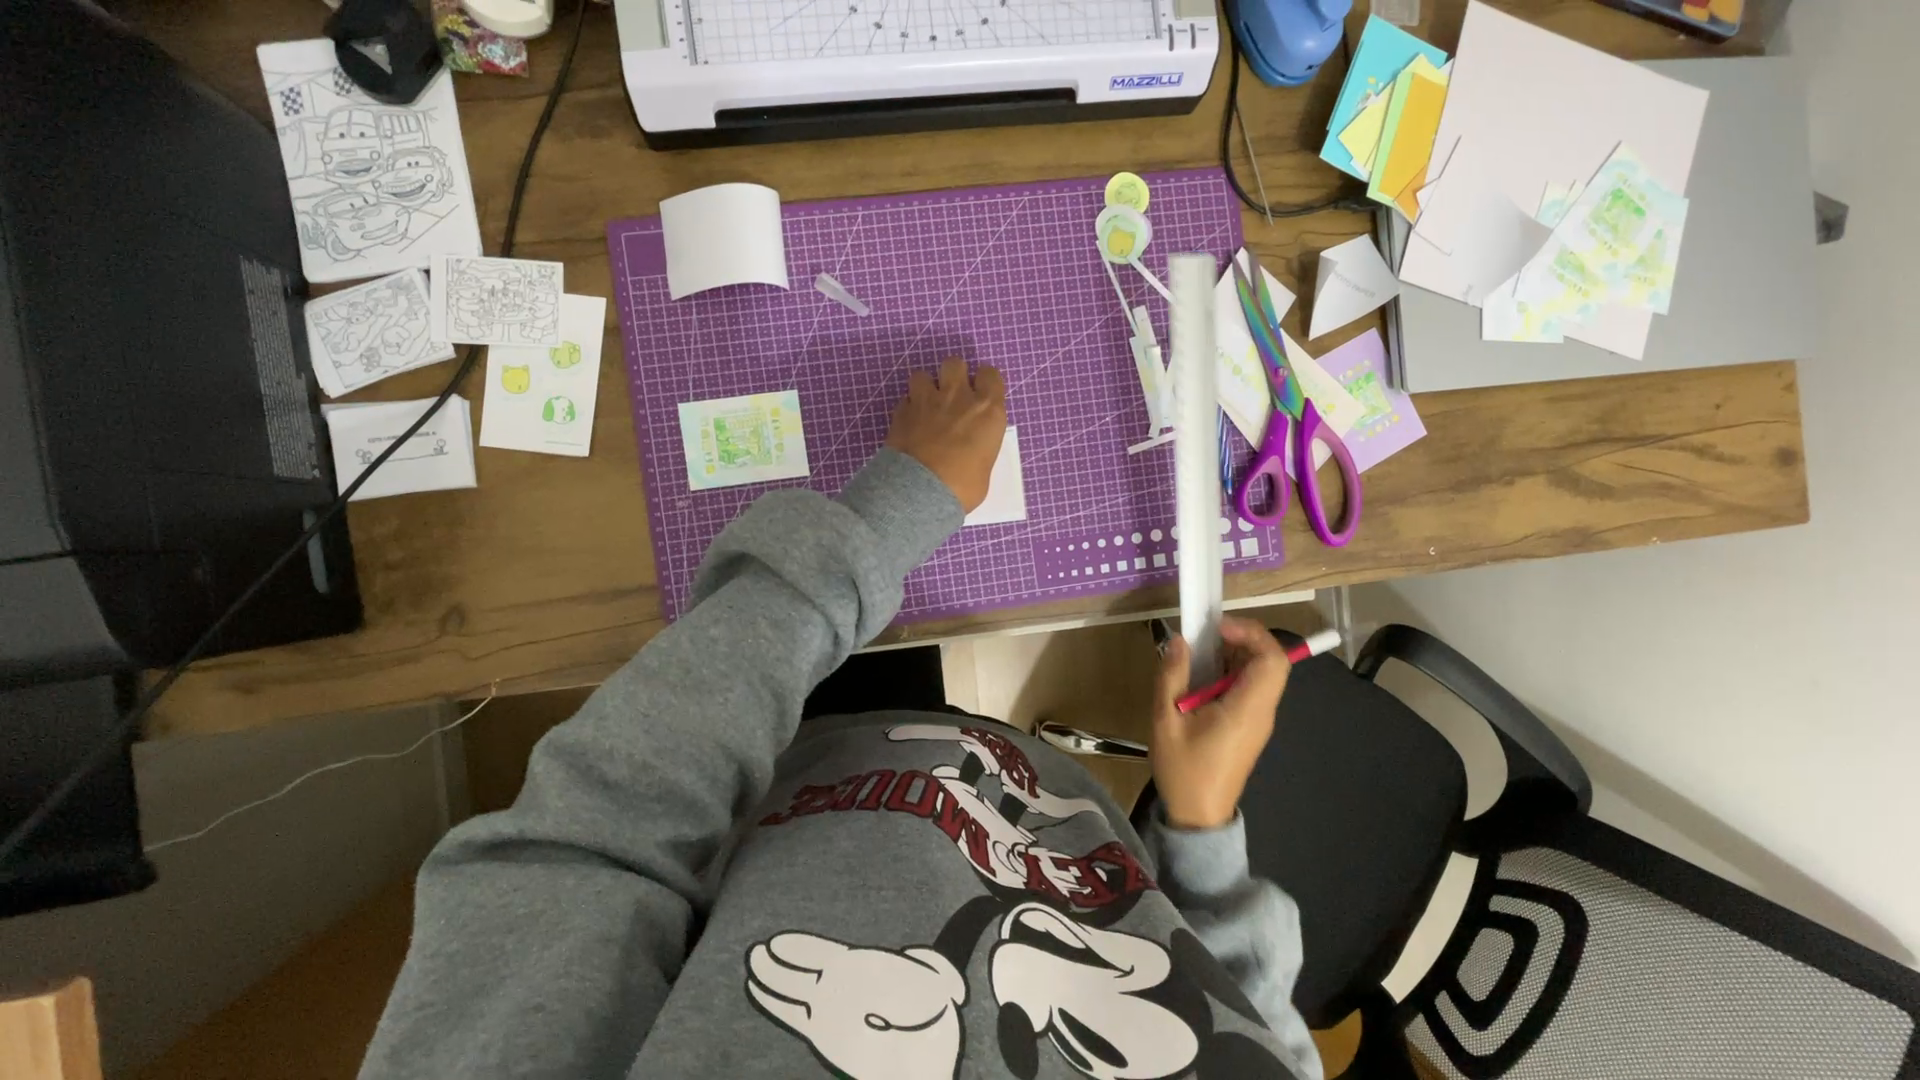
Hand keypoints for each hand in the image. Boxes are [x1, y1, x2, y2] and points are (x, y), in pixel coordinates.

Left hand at [884, 356, 1006, 512]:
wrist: (920, 491)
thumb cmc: (963, 486)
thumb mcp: (984, 469)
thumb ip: (978, 449)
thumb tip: (970, 452)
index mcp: (988, 410)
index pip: (990, 374)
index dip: (984, 382)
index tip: (981, 395)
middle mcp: (958, 397)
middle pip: (955, 363)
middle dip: (953, 376)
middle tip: (952, 397)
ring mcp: (927, 401)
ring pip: (922, 374)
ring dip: (925, 388)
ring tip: (925, 407)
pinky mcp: (901, 411)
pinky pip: (904, 400)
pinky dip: (907, 408)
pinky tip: (910, 424)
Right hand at [1149, 617, 1291, 829]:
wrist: (1199, 816)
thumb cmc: (1183, 770)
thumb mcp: (1165, 721)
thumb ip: (1172, 676)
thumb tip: (1179, 641)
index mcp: (1247, 709)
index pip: (1272, 660)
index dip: (1251, 634)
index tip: (1217, 628)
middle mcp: (1262, 711)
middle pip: (1271, 662)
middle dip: (1242, 639)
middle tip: (1206, 635)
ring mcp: (1259, 720)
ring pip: (1262, 673)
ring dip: (1235, 654)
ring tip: (1199, 652)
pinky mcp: (1251, 726)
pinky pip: (1251, 688)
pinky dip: (1232, 672)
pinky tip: (1202, 676)